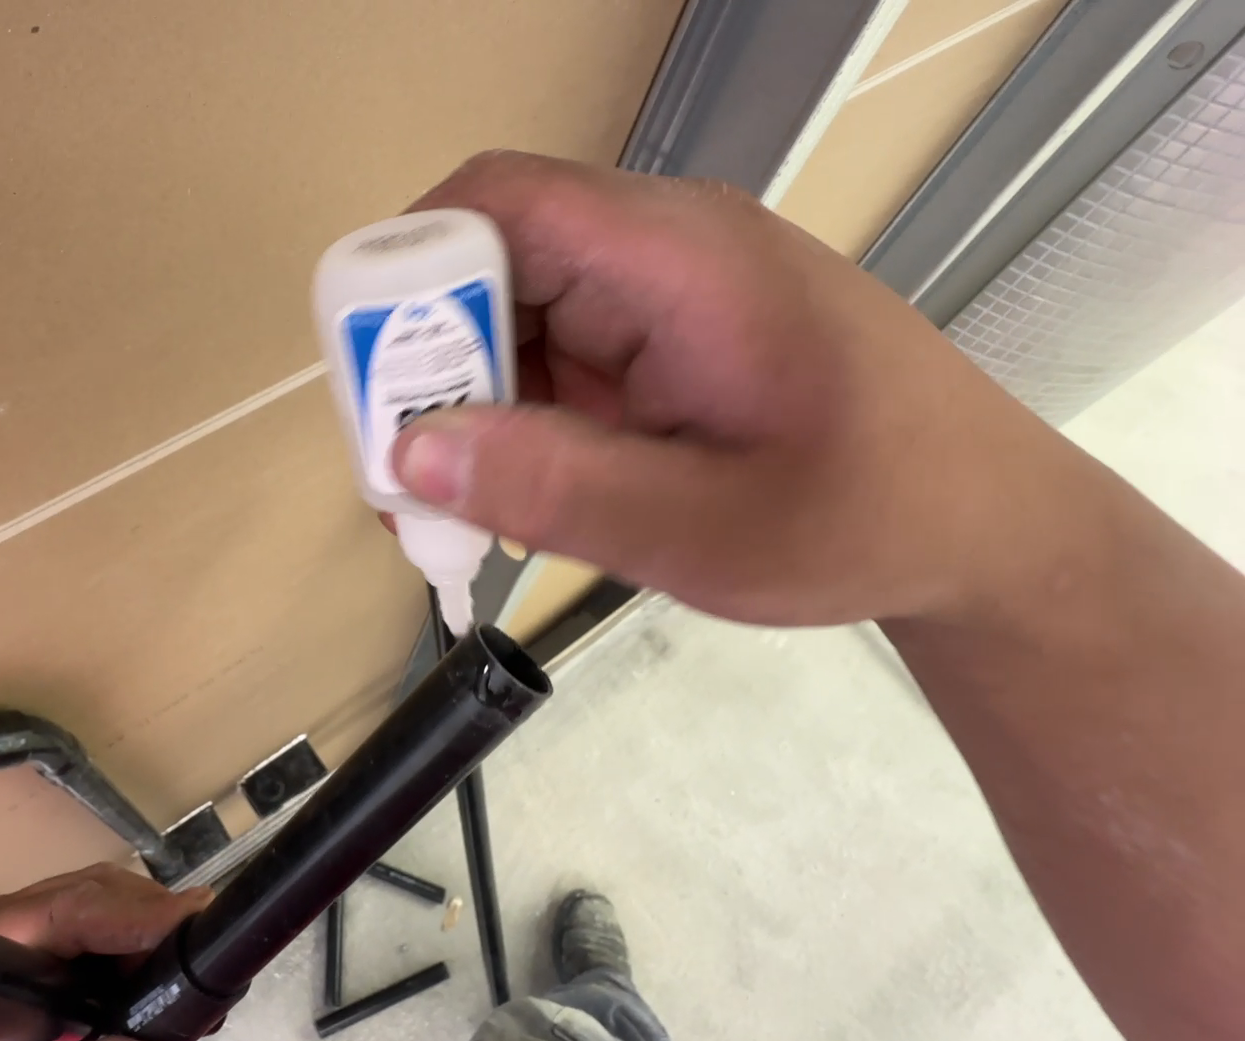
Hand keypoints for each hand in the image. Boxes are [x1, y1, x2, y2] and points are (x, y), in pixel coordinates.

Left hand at [0, 864, 212, 1040]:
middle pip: (94, 891)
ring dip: (142, 921)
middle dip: (153, 913)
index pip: (78, 906)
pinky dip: (125, 936)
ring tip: (181, 959)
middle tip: (200, 948)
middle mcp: (8, 916)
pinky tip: (146, 967)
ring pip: (95, 898)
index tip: (196, 921)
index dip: (141, 910)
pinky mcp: (26, 940)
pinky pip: (87, 920)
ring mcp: (16, 922)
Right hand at [387, 151, 1109, 627]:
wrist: (975, 527)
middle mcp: (652, 252)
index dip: (411, 273)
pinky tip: (503, 484)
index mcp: (676, 258)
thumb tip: (410, 450)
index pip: (502, 203)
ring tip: (445, 496)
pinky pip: (539, 357)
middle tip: (400, 469)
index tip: (373, 383)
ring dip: (457, 399)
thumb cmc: (863, 519)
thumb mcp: (701, 529)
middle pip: (487, 261)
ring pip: (502, 316)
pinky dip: (500, 418)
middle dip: (421, 362)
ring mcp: (647, 297)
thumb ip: (558, 487)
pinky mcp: (646, 340)